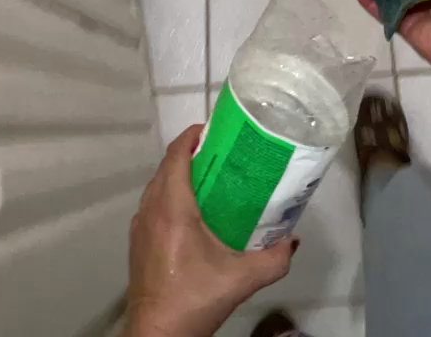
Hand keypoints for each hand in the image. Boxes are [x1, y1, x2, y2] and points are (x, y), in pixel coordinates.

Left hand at [125, 124, 296, 336]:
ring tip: (210, 176)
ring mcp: (140, 225)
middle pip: (168, 165)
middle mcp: (152, 209)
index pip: (177, 154)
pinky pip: (153, 203)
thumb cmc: (194, 300)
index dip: (193, 135)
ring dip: (179, 173)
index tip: (216, 129)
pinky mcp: (137, 241)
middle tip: (222, 152)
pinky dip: (169, 194)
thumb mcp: (241, 280)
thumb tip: (293, 239)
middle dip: (192, 153)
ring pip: (158, 184)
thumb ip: (274, 259)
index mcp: (173, 208)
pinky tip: (192, 210)